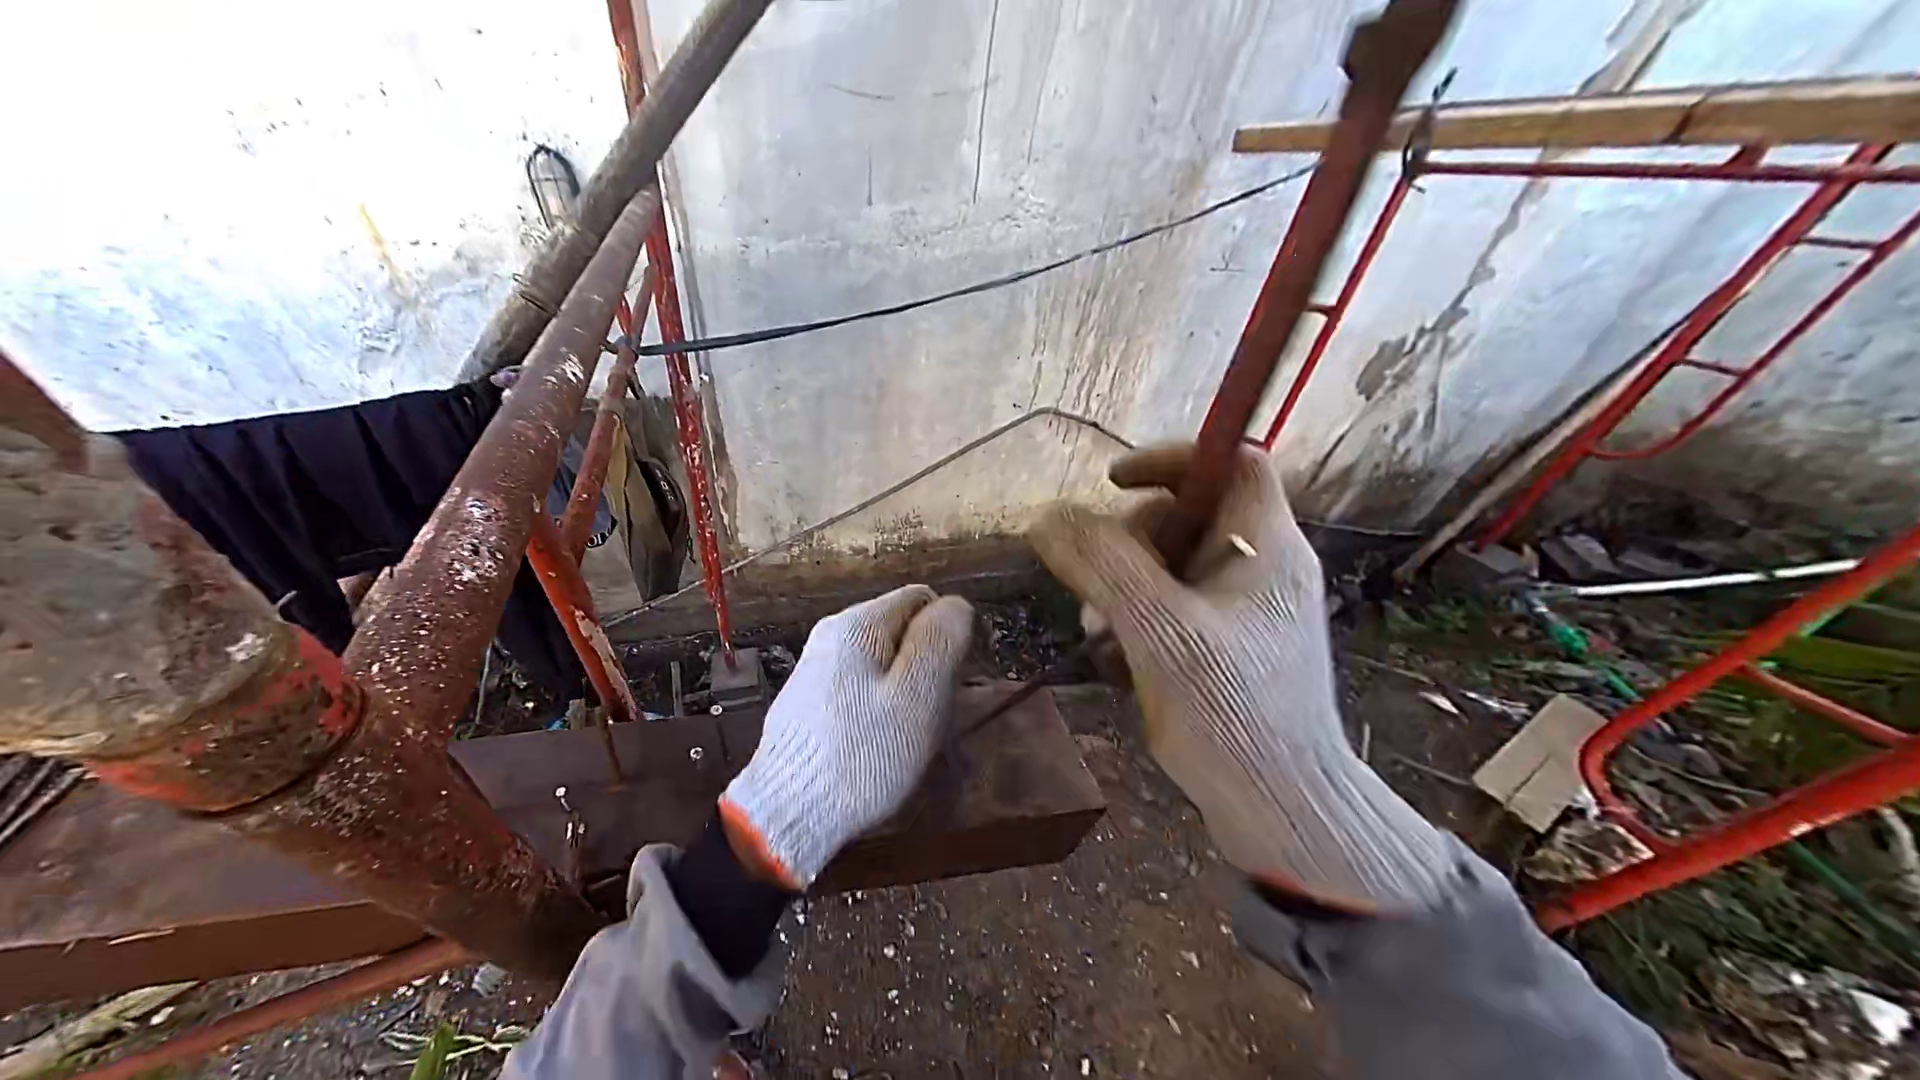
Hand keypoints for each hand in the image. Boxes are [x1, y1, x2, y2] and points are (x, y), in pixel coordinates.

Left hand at [719, 585, 973, 888]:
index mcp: (856, 624)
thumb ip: (939, 641)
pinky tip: (881, 747)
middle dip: (928, 668)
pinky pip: (863, 689)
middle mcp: (832, 635)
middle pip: (902, 632)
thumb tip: (955, 604)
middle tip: (933, 717)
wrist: (787, 815)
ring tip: (911, 739)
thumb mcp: (917, 696)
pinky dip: (883, 709)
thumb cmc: (861, 754)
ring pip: (885, 664)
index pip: (922, 599)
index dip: (947, 633)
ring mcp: (818, 668)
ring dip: (908, 694)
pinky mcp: (810, 699)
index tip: (952, 679)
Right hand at [1030, 444, 1451, 909]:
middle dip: (1128, 540)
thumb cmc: (1233, 715)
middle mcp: (1262, 564)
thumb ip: (1105, 565)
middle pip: (1186, 512)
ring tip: (1098, 629)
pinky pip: (1174, 600)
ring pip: (1172, 560)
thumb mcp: (1160, 632)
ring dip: (1124, 582)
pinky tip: (1118, 651)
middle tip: (1093, 590)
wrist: (1283, 809)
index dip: (1171, 457)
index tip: (1112, 484)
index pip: (1229, 460)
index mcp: (1267, 544)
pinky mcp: (1229, 640)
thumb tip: (1048, 516)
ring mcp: (1246, 606)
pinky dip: (1139, 612)